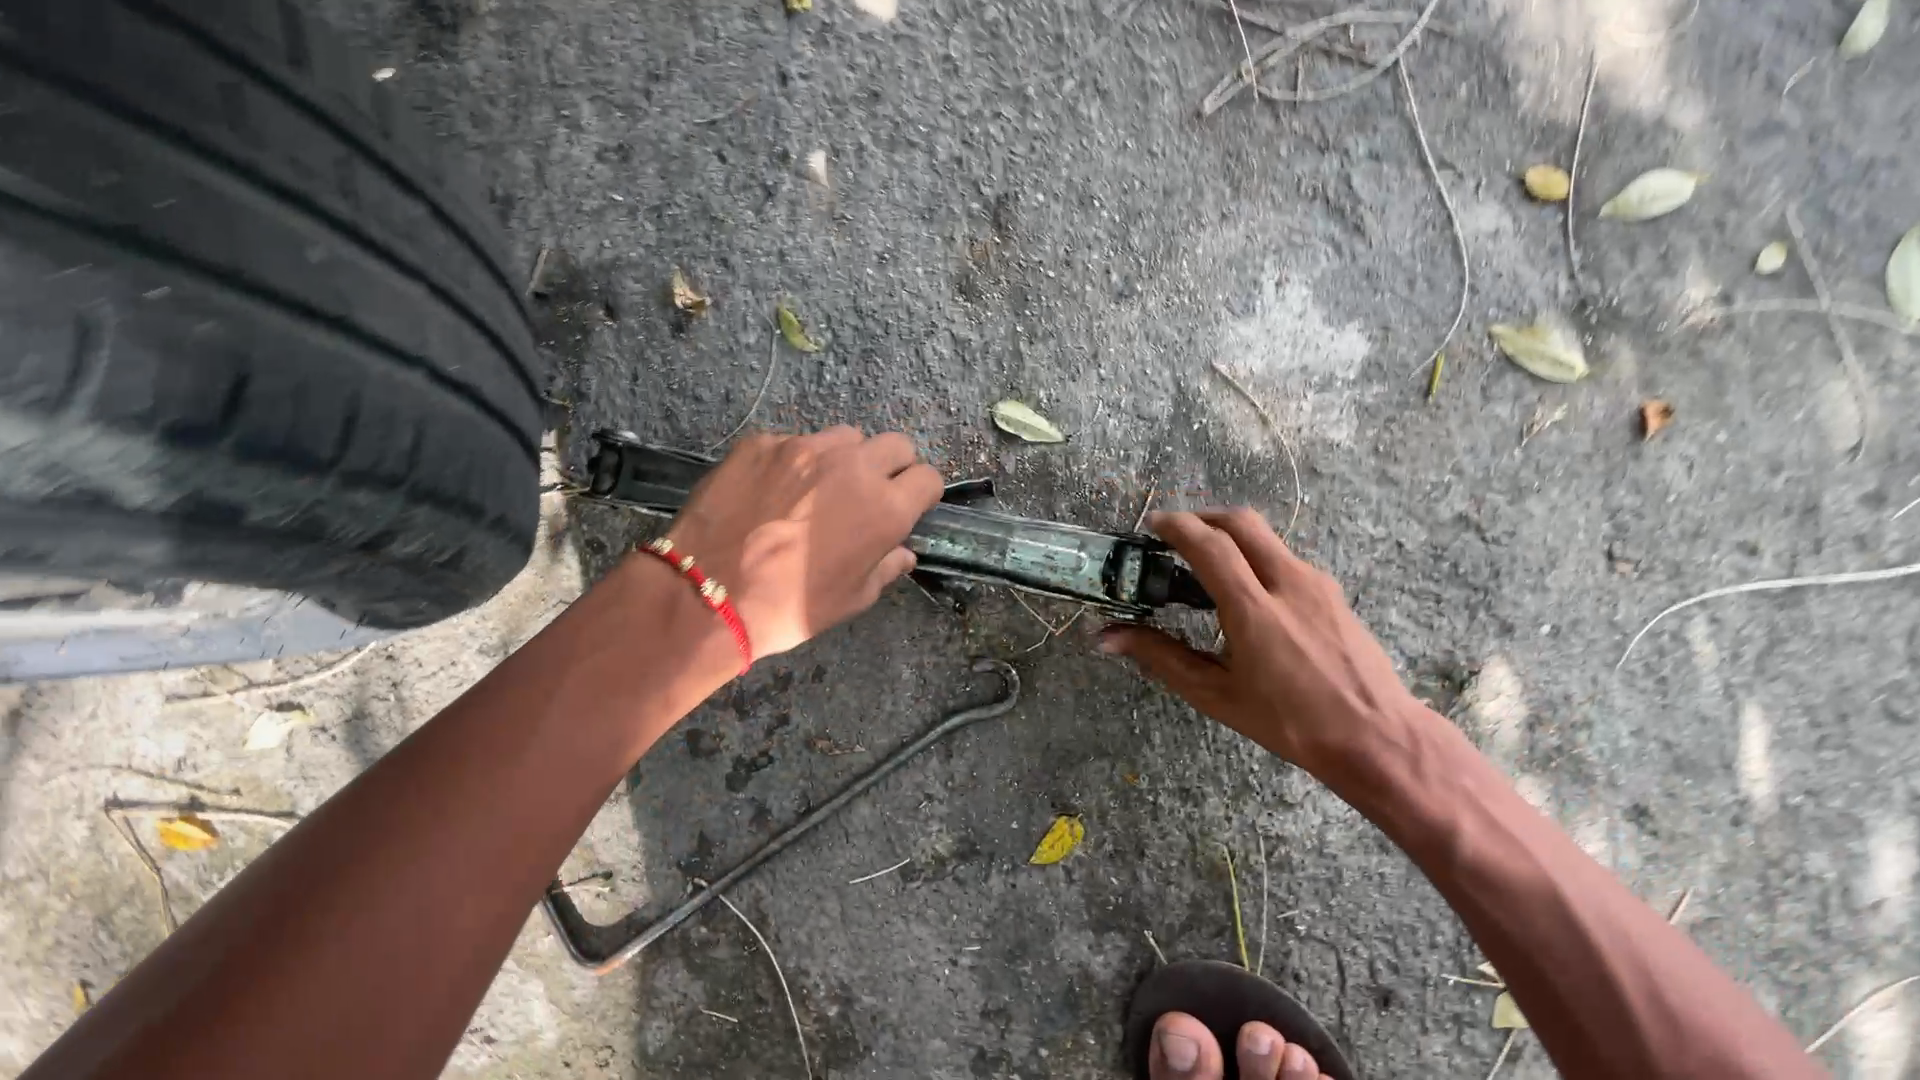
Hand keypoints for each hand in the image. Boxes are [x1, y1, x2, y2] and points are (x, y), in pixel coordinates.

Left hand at [662, 428, 943, 657]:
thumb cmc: (787, 608)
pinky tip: (773, 490)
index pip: (928, 478)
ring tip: (819, 488)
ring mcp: (804, 448)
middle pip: (895, 444)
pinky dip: (795, 462)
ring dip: (845, 458)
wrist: (705, 594)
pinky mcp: (762, 443)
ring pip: (845, 437)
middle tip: (868, 494)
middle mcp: (852, 467)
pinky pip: (794, 442)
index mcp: (884, 508)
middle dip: (892, 466)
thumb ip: (885, 568)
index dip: (920, 494)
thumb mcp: (851, 600)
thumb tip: (902, 552)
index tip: (906, 507)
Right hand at [1100, 509, 1416, 773]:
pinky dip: (1257, 558)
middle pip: (1241, 521)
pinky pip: (1286, 559)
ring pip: (1267, 537)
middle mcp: (1289, 582)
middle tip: (1176, 534)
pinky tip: (1248, 593)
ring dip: (1231, 537)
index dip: (1176, 526)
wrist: (1375, 736)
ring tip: (1207, 565)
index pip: (1209, 545)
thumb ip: (1160, 656)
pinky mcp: (1333, 593)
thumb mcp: (1215, 695)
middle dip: (1203, 517)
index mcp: (1254, 608)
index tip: (1152, 526)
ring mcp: (1317, 583)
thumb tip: (1105, 638)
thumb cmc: (1289, 722)